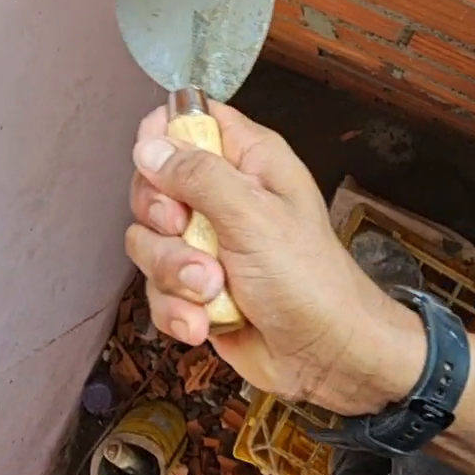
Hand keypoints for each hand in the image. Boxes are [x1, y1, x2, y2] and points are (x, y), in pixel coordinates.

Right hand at [125, 102, 425, 415]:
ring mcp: (207, 241)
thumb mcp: (253, 217)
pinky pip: (158, 286)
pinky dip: (177, 308)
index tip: (161, 170)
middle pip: (154, 182)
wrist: (324, 355)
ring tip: (211, 287)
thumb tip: (149, 148)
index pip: (191, 118)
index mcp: (249, 160)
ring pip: (150, 241)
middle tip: (186, 231)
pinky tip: (203, 320)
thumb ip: (198, 176)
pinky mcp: (196, 285)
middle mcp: (224, 194)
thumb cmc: (309, 280)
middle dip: (162, 219)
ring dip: (173, 272)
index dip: (164, 138)